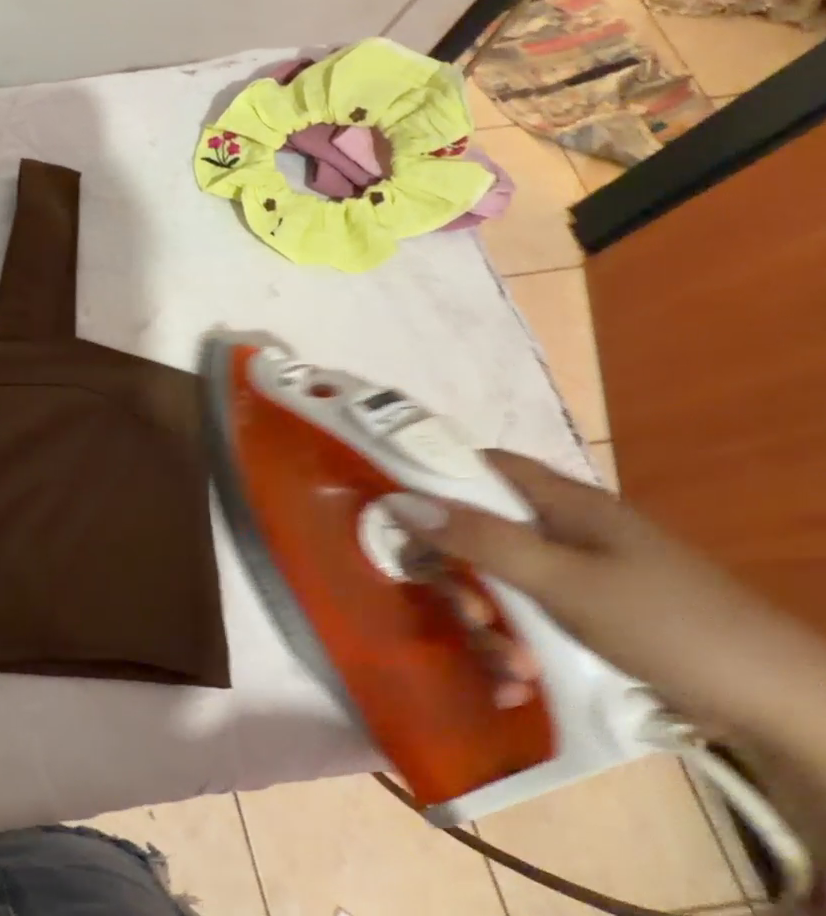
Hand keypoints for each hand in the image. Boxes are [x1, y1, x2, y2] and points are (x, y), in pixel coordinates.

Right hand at [380, 451, 825, 747]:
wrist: (780, 705)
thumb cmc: (669, 625)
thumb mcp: (564, 581)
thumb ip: (482, 540)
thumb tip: (400, 501)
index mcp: (567, 506)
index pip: (484, 466)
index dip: (434, 477)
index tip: (391, 511)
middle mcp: (570, 533)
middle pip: (482, 533)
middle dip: (459, 576)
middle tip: (459, 610)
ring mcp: (584, 578)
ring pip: (502, 585)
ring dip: (490, 626)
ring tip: (506, 667)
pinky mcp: (594, 619)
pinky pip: (531, 622)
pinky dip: (516, 650)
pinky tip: (518, 683)